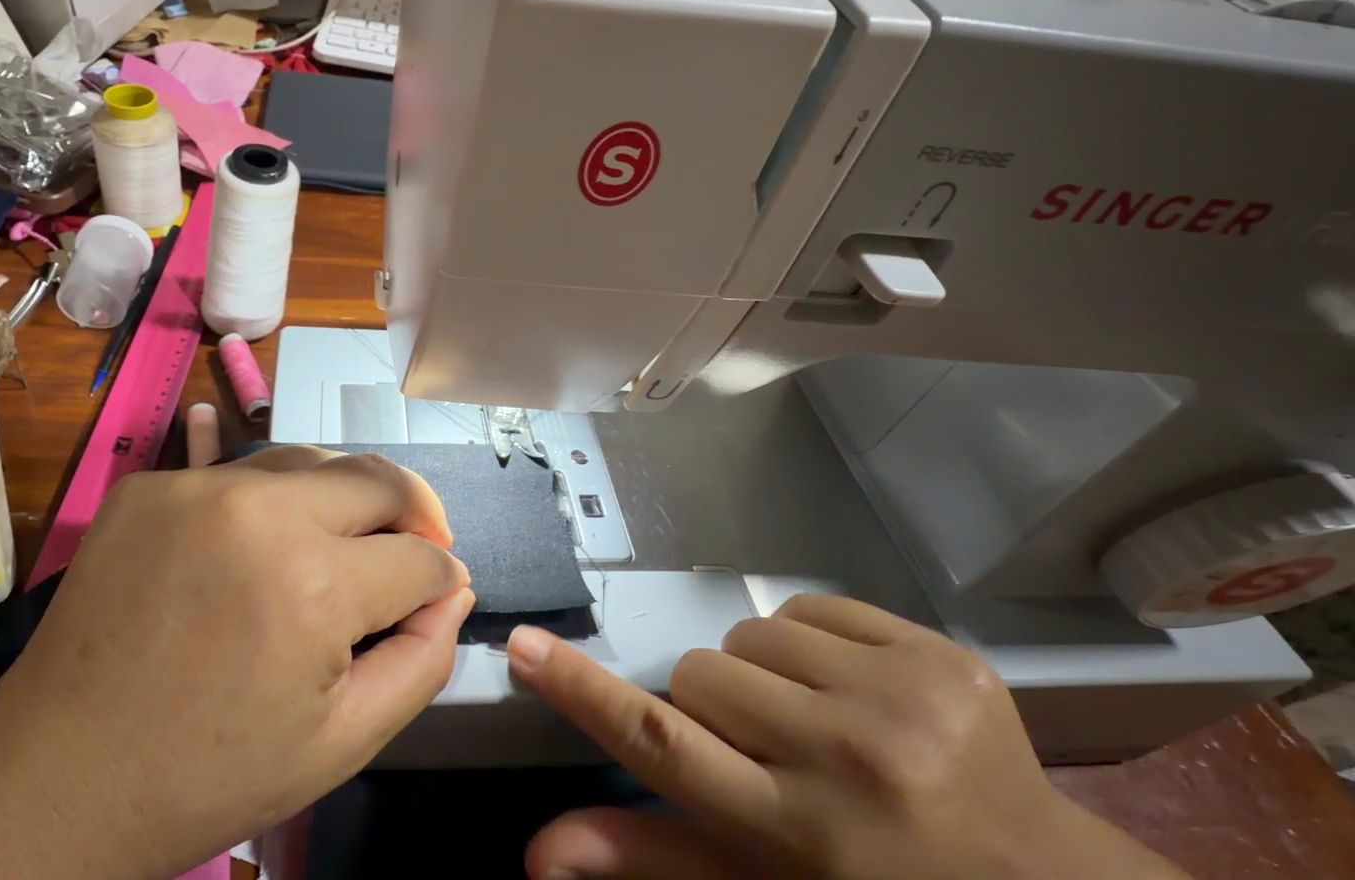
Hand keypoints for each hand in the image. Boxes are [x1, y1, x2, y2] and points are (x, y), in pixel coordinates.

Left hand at [0, 446, 473, 878]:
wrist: (59, 774)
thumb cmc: (210, 775)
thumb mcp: (342, 742)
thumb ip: (422, 660)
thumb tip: (453, 589)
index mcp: (314, 585)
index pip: (422, 555)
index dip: (442, 578)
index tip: (438, 593)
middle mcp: (260, 512)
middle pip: (378, 477)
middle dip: (414, 511)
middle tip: (418, 544)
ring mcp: (196, 487)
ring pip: (311, 460)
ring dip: (345, 497)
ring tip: (345, 541)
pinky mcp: (149, 484)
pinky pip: (240, 475)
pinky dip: (271, 504)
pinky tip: (260, 547)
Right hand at [507, 595, 1187, 879]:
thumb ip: (653, 858)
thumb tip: (537, 854)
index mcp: (797, 831)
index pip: (662, 745)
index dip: (582, 692)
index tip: (522, 646)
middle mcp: (846, 757)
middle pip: (700, 674)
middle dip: (708, 705)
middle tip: (760, 752)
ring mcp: (903, 698)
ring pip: (751, 635)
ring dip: (760, 673)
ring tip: (810, 723)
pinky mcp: (940, 654)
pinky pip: (812, 608)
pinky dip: (810, 643)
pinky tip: (852, 692)